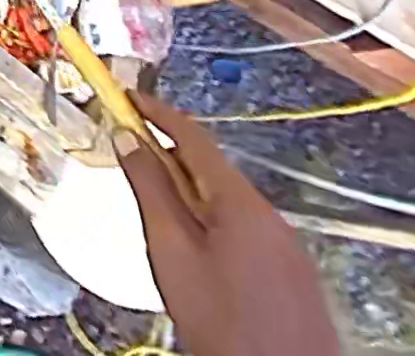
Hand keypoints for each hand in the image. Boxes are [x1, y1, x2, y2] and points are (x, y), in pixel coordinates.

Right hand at [116, 91, 339, 355]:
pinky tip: (186, 232)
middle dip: (166, 150)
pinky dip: (205, 210)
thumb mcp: (170, 248)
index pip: (194, 138)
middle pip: (211, 166)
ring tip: (148, 192)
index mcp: (242, 205)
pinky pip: (241, 222)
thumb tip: (126, 136)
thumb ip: (149, 187)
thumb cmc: (218, 318)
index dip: (157, 111)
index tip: (124, 95)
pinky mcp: (290, 272)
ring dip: (184, 183)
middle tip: (125, 146)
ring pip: (224, 196)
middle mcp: (271, 216)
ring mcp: (286, 246)